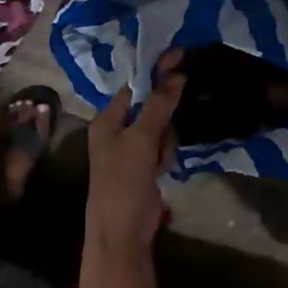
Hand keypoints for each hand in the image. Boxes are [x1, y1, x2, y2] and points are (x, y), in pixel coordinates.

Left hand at [85, 51, 184, 256]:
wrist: (122, 232)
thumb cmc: (123, 181)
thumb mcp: (141, 139)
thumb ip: (158, 104)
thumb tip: (177, 74)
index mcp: (107, 120)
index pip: (134, 85)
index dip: (156, 71)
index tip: (180, 54)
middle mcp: (116, 130)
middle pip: (150, 104)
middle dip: (164, 116)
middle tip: (166, 132)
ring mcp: (131, 148)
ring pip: (161, 125)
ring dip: (166, 138)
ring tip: (160, 159)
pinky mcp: (144, 164)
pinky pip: (163, 144)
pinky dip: (166, 152)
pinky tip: (162, 168)